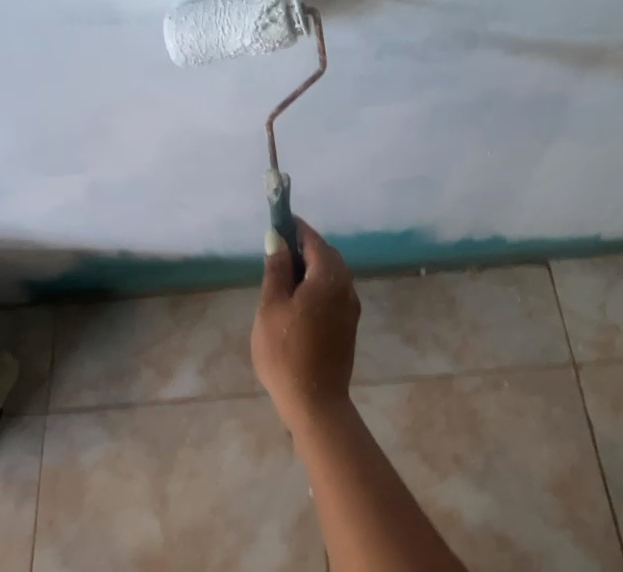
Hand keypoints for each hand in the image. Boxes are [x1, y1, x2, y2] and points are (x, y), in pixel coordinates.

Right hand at [252, 217, 360, 427]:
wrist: (315, 402)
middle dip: (303, 247)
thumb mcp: (271, 306)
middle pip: (326, 255)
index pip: (313, 240)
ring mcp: (351, 307)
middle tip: (276, 250)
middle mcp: (346, 286)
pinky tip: (297, 301)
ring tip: (282, 277)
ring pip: (331, 275)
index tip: (277, 221)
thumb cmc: (285, 352)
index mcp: (329, 277)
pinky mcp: (349, 325)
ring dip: (310, 268)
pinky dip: (317, 286)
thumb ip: (276, 268)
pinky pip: (333, 293)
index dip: (295, 227)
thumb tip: (277, 237)